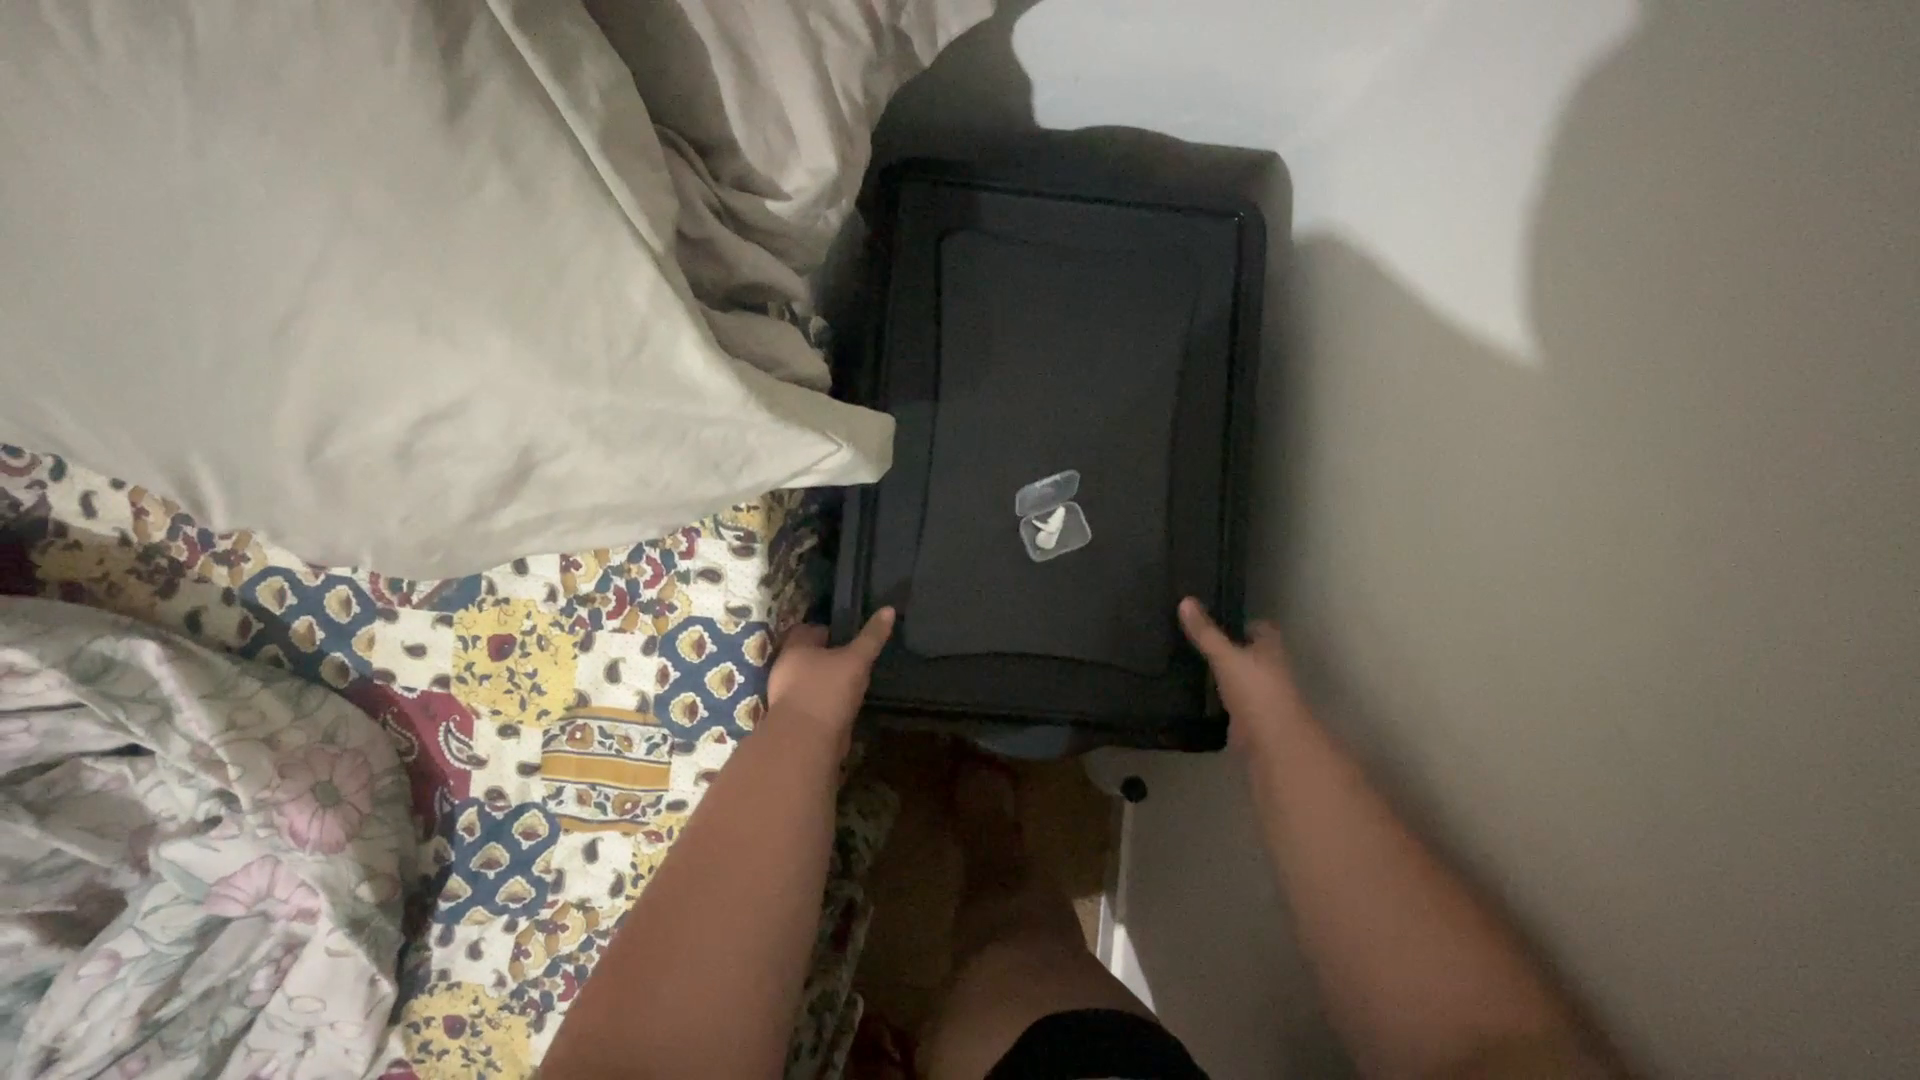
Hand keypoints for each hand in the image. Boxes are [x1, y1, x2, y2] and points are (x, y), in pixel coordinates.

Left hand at [767, 608, 894, 735]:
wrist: (806, 742)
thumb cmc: (827, 690)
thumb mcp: (856, 660)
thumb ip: (872, 637)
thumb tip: (889, 609)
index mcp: (794, 648)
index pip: (806, 629)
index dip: (826, 628)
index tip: (846, 631)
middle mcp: (785, 669)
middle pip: (807, 655)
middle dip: (826, 655)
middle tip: (852, 654)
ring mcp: (788, 696)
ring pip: (809, 680)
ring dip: (826, 679)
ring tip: (852, 679)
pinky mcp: (796, 719)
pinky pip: (813, 702)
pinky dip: (826, 701)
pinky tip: (844, 703)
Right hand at [1178, 597, 1311, 752]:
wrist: (1270, 741)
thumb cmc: (1255, 690)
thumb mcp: (1226, 656)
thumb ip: (1206, 633)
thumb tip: (1185, 600)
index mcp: (1270, 650)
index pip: (1263, 629)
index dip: (1246, 623)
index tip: (1220, 618)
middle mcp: (1269, 670)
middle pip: (1250, 654)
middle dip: (1229, 648)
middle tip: (1196, 639)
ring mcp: (1260, 696)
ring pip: (1239, 678)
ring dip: (1221, 674)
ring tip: (1188, 663)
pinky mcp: (1247, 719)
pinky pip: (1229, 702)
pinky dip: (1215, 699)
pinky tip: (1193, 694)